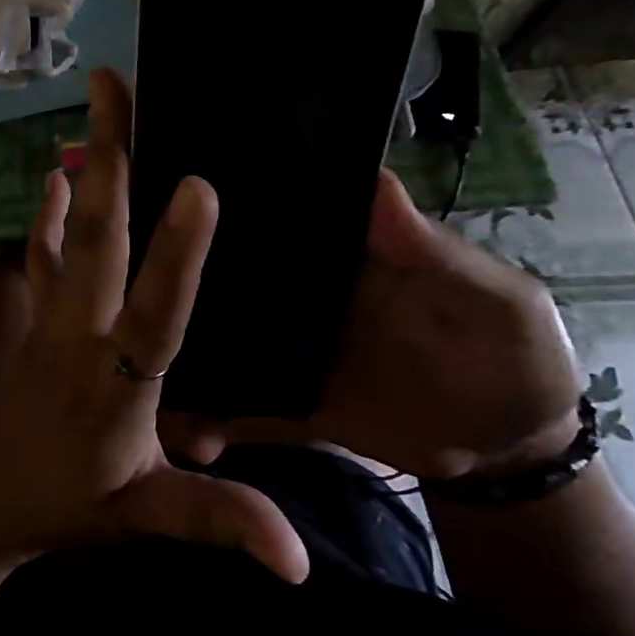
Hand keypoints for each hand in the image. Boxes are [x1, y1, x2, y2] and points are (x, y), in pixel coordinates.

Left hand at [0, 69, 308, 582]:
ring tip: (94, 105)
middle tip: (115, 88)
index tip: (198, 187)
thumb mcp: (147, 515)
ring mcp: (50, 320)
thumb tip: (298, 563)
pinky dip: (51, 214)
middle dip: (111, 162)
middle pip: (98, 240)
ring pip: (68, 235)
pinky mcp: (34, 320)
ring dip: (84, 169)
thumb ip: (221, 521)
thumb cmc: (66, 507)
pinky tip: (53, 178)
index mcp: (117, 382)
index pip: (154, 312)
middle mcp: (81, 335)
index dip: (177, 255)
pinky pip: (44, 256)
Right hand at [170, 170, 580, 480]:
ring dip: (187, 359)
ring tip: (129, 373)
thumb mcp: (498, 301)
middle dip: (179, 281)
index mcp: (353, 255)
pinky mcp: (296, 405)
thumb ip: (438, 254)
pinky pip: (247, 409)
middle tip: (116, 289)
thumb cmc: (518, 354)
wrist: (510, 449)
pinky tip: (184, 440)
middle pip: (236, 280)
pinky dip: (216, 422)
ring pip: (229, 346)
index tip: (165, 191)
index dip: (231, 200)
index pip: (284, 214)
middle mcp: (311, 297)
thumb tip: (377, 186)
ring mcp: (297, 353)